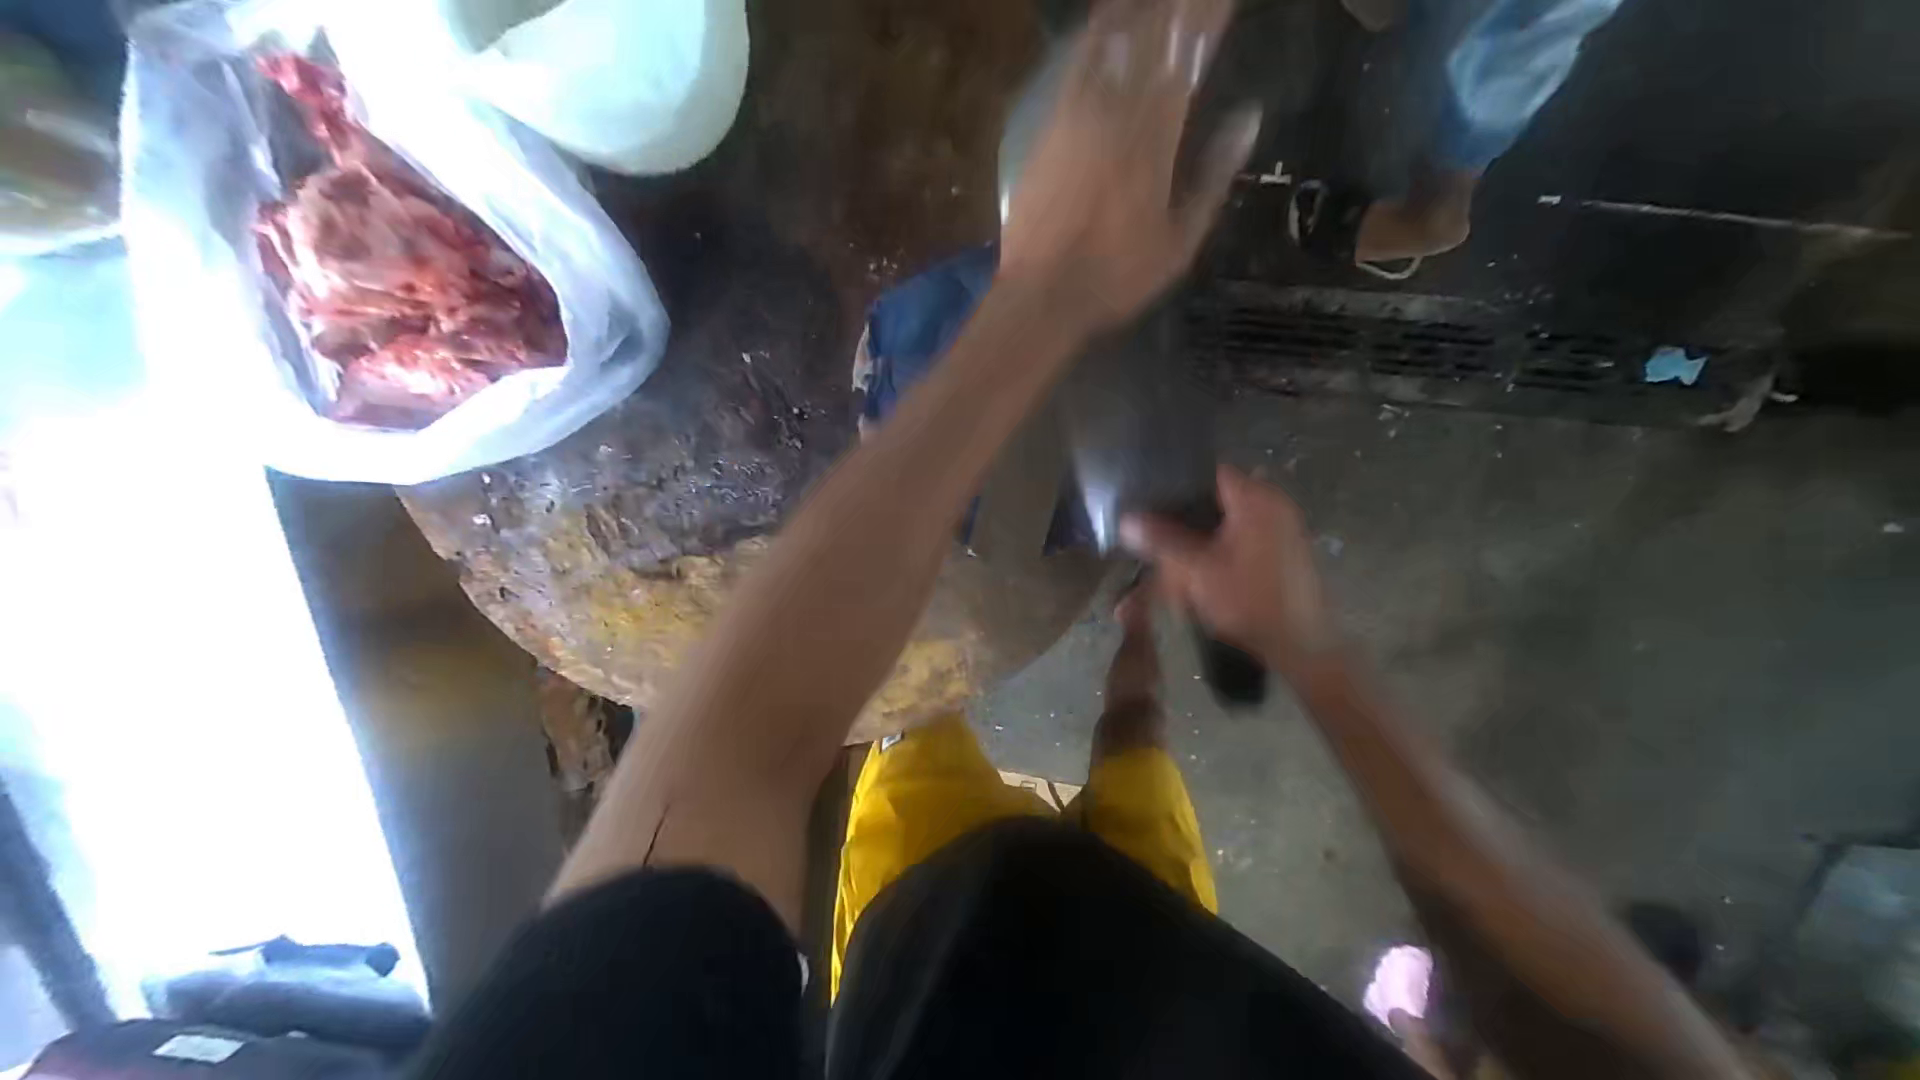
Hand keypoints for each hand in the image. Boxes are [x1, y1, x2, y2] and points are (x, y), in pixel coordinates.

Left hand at [998, 0, 1259, 328]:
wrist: (1042, 294)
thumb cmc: (1116, 277)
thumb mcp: (1180, 241)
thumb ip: (1214, 176)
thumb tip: (1249, 118)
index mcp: (1156, 137)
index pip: (1188, 56)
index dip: (1206, 17)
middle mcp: (1116, 113)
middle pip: (1149, 38)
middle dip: (1173, 7)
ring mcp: (1075, 119)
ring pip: (1108, 43)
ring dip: (1133, 10)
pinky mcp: (1045, 133)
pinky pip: (1072, 69)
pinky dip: (1091, 39)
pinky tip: (1102, 22)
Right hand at [1119, 466, 1340, 680]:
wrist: (1299, 644)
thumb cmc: (1248, 600)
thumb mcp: (1196, 570)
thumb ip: (1161, 540)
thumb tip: (1127, 520)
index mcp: (1256, 498)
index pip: (1209, 471)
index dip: (1177, 481)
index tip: (1152, 497)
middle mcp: (1274, 504)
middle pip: (1217, 498)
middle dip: (1187, 518)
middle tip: (1158, 537)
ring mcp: (1283, 527)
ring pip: (1228, 522)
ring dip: (1202, 538)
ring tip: (1175, 562)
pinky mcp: (1285, 549)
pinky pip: (1243, 538)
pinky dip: (1220, 549)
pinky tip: (1202, 572)